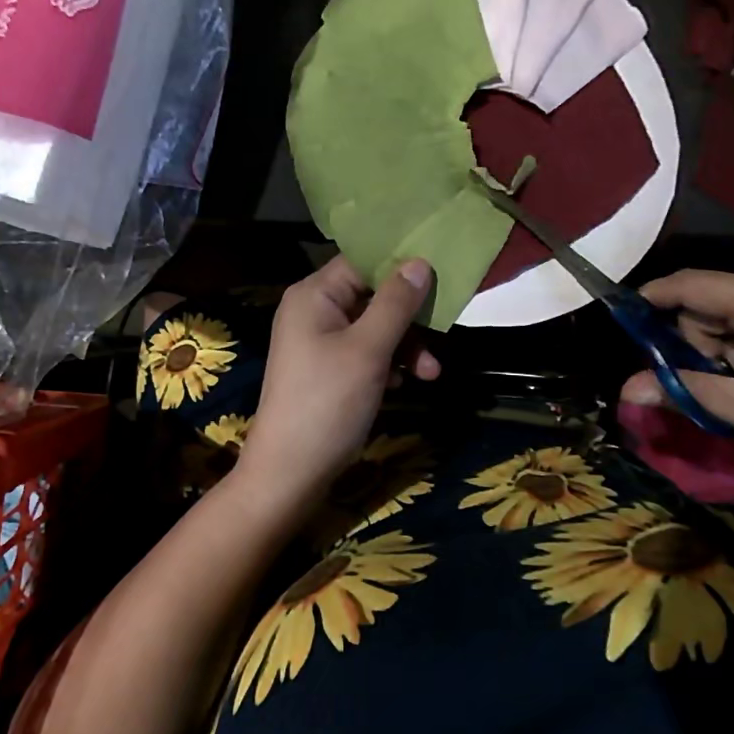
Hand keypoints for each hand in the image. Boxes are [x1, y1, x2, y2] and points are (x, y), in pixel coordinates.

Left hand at [238, 256, 438, 500]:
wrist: (290, 472)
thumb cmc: (327, 403)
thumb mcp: (368, 350)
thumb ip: (396, 303)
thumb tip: (420, 262)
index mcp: (314, 295)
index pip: (363, 261)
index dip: (401, 265)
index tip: (441, 275)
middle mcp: (314, 310)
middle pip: (373, 295)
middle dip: (410, 316)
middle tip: (443, 334)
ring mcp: (320, 341)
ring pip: (375, 327)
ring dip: (406, 345)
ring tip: (431, 374)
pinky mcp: (329, 369)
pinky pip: (367, 352)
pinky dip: (389, 363)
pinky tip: (406, 384)